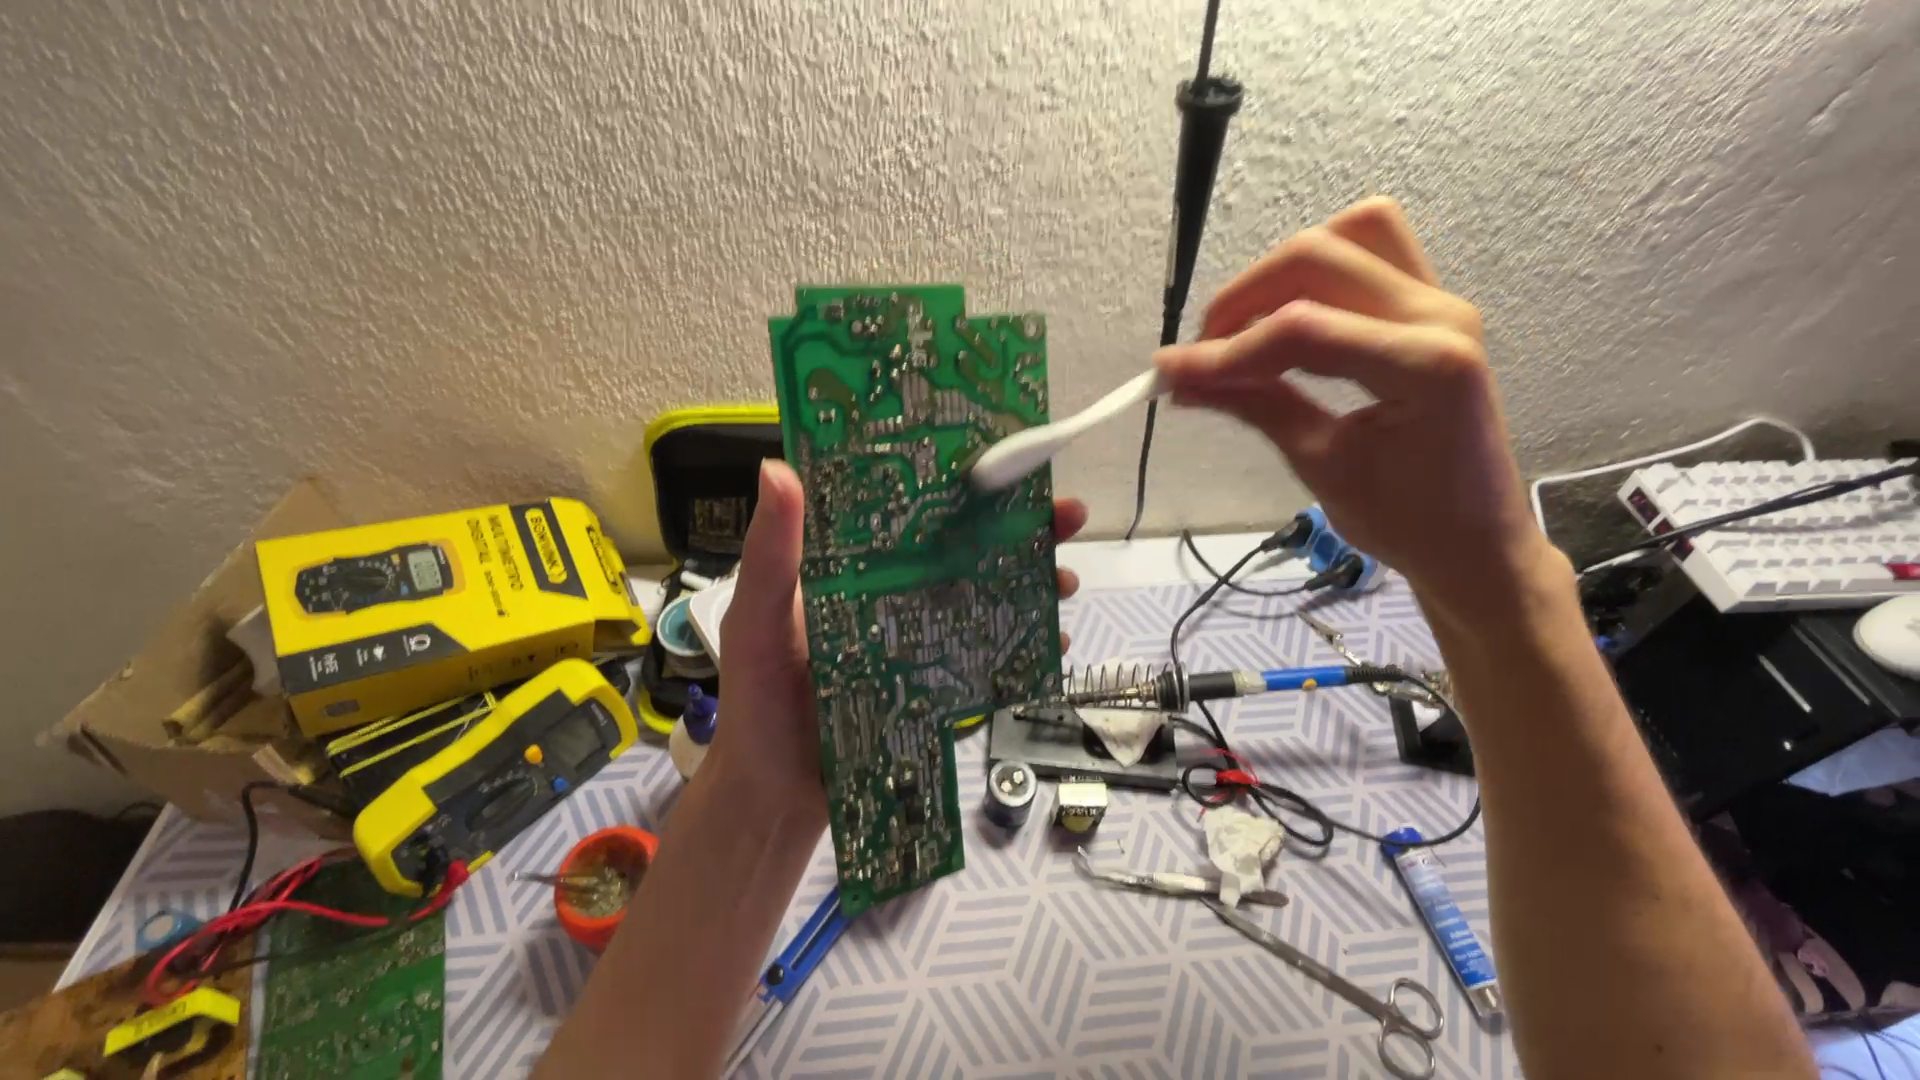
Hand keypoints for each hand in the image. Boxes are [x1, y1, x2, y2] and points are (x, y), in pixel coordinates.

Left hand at [709, 460, 1085, 798]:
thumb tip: (779, 468)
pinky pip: (985, 656)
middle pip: (961, 549)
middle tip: (1066, 517)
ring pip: (982, 598)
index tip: (1006, 461)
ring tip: (1066, 581)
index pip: (910, 510)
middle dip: (1017, 529)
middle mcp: (889, 595)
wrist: (775, 795)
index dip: (958, 483)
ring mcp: (914, 640)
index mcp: (850, 569)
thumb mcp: (757, 621)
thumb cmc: (758, 702)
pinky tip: (1053, 645)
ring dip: (1030, 583)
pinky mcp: (933, 685)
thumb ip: (770, 555)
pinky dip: (1021, 645)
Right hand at [1153, 197, 1557, 618]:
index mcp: (1425, 365)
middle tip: (1204, 352)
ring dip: (1285, 269)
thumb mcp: (1321, 466)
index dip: (1225, 349)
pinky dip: (1318, 270)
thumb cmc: (1407, 520)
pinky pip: (1373, 252)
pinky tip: (1288, 315)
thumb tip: (1181, 379)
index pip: (1302, 329)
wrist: (1476, 540)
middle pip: (1320, 257)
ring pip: (1353, 233)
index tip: (1169, 374)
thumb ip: (1256, 407)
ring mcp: (1442, 301)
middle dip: (1245, 298)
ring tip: (1246, 326)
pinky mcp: (1433, 305)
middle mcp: (1440, 313)